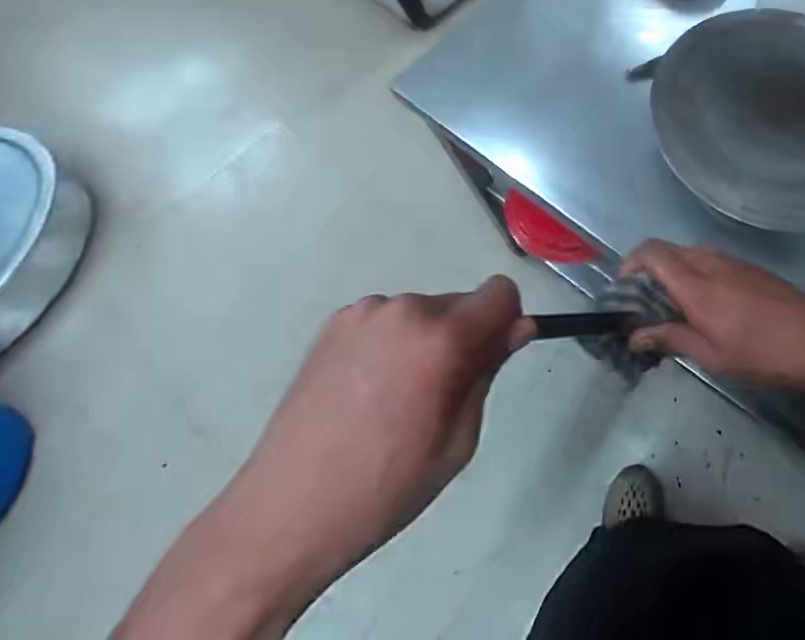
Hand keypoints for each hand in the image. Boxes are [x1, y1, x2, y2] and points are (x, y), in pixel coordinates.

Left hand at [116, 276, 532, 638]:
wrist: (286, 511)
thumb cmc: (386, 487)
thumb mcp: (458, 439)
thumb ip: (489, 370)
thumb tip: (518, 328)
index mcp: (441, 338)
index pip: (500, 292)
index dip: (507, 320)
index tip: (494, 356)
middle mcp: (404, 309)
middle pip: (460, 304)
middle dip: (464, 337)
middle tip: (439, 395)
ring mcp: (363, 313)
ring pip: (422, 313)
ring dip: (425, 340)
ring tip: (396, 398)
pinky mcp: (333, 324)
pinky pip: (386, 320)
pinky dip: (391, 343)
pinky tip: (366, 390)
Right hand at [621, 240, 804, 389]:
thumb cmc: (761, 352)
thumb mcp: (711, 354)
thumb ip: (670, 338)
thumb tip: (635, 336)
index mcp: (696, 283)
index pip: (652, 252)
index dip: (631, 262)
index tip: (624, 287)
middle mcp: (711, 262)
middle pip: (668, 250)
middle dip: (648, 270)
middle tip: (644, 304)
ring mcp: (732, 261)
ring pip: (689, 254)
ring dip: (673, 272)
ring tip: (673, 308)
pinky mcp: (748, 267)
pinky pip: (710, 260)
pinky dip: (694, 274)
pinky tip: (705, 305)